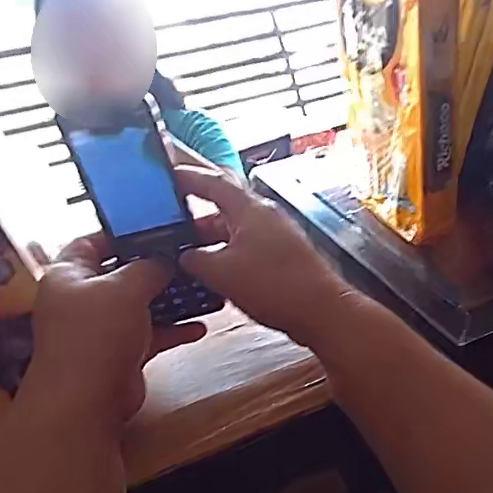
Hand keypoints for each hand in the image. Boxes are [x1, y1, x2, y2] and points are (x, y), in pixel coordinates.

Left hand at [23, 235, 206, 426]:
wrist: (89, 396)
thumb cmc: (97, 333)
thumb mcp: (125, 288)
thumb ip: (148, 268)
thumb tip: (164, 261)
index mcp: (69, 275)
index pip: (90, 242)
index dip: (120, 233)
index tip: (155, 229)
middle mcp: (83, 299)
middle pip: (122, 275)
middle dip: (154, 268)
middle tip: (187, 259)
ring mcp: (103, 328)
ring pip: (141, 306)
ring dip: (170, 300)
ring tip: (201, 290)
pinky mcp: (123, 352)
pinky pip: (153, 334)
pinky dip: (174, 329)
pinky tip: (200, 326)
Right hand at [173, 165, 360, 344]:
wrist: (323, 313)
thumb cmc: (278, 287)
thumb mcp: (221, 272)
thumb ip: (194, 259)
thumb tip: (185, 257)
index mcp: (251, 209)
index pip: (213, 182)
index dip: (188, 179)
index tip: (169, 179)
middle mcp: (269, 219)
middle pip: (226, 210)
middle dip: (198, 221)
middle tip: (174, 231)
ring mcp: (282, 240)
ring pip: (240, 234)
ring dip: (216, 244)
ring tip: (193, 260)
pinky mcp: (289, 262)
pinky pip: (254, 253)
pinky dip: (234, 260)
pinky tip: (222, 279)